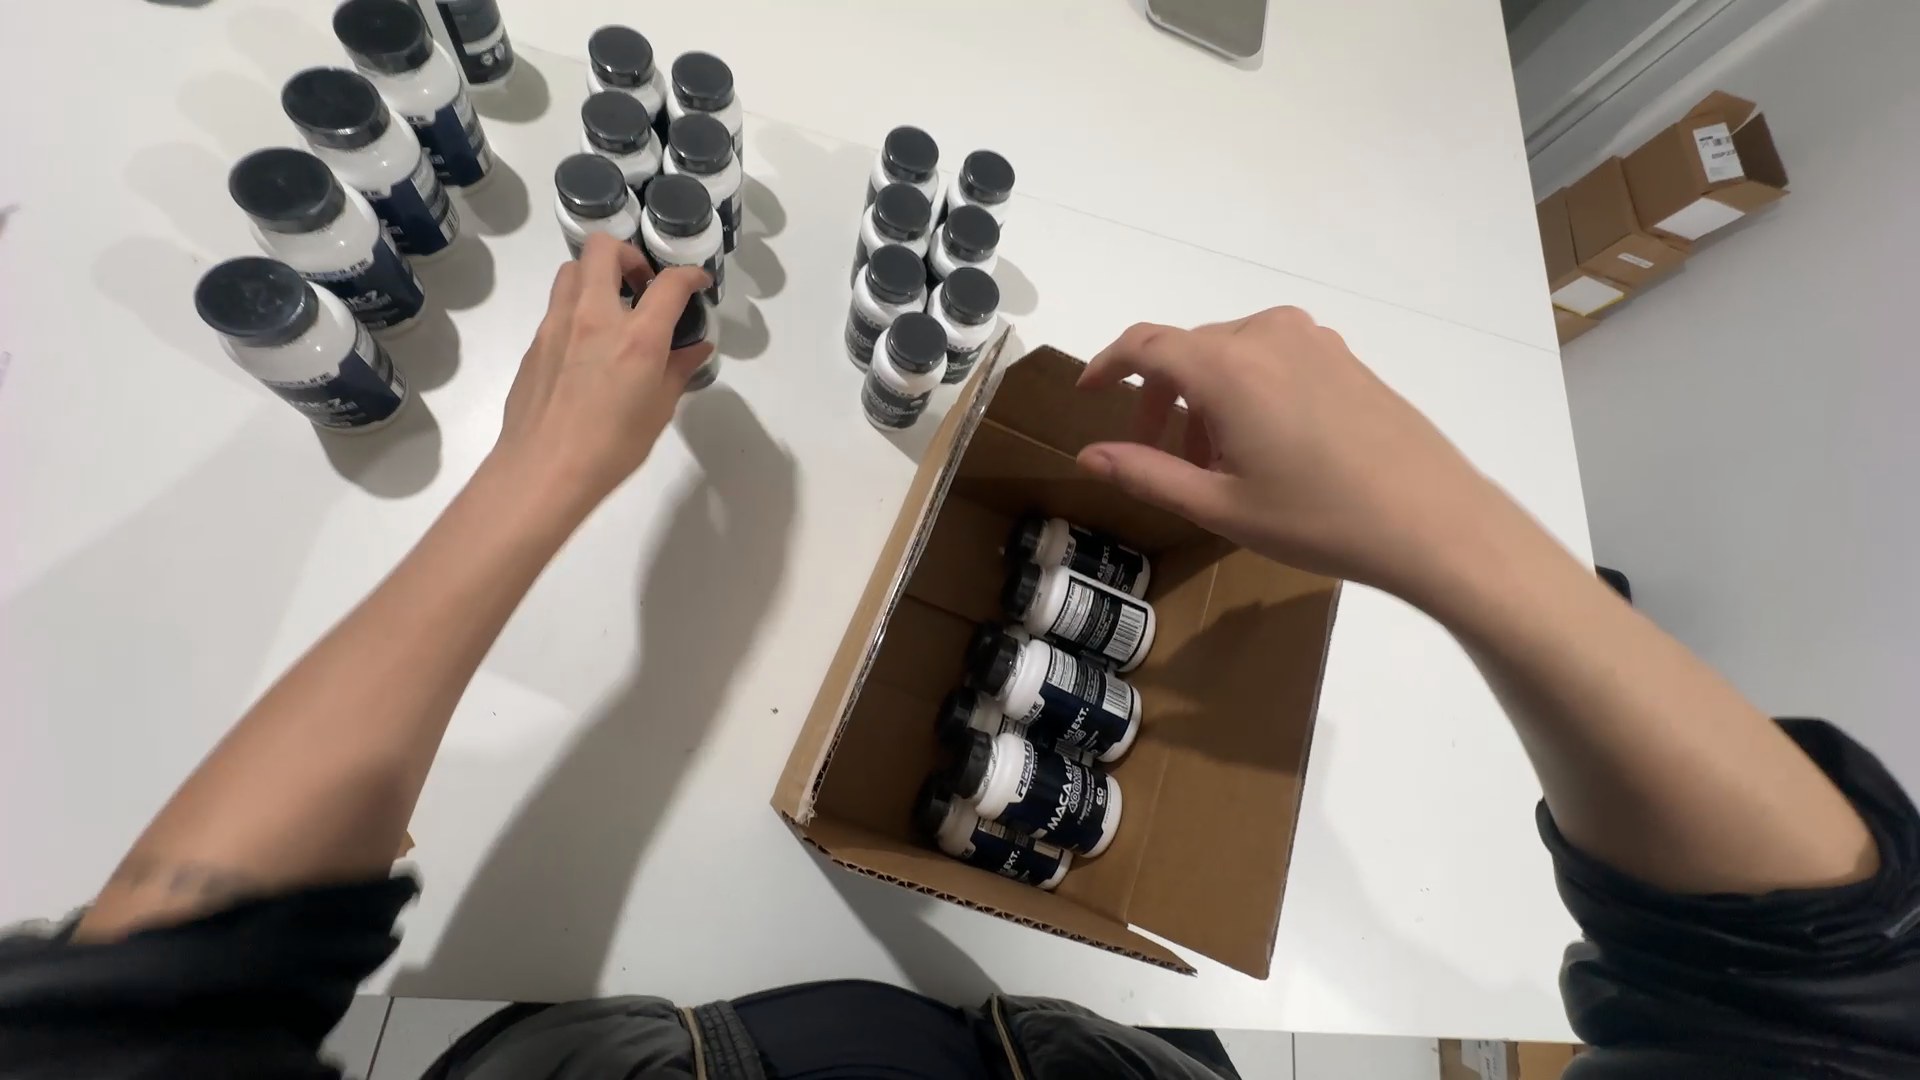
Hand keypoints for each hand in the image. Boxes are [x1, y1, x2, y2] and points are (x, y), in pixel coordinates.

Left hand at [491, 233, 713, 508]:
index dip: (690, 275)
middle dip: (630, 256)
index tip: (698, 282)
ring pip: (573, 270)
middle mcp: (595, 317)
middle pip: (605, 249)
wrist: (546, 468)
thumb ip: (679, 369)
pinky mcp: (536, 341)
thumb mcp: (659, 409)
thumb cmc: (614, 446)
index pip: (669, 284)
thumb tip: (696, 348)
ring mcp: (558, 325)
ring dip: (598, 275)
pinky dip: (580, 307)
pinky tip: (592, 346)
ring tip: (615, 308)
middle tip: (644, 286)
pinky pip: (559, 305)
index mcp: (637, 338)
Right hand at [1077, 307, 1511, 598]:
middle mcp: (1267, 335)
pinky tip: (1262, 444)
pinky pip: (1268, 357)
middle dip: (1160, 399)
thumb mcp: (1217, 506)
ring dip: (1203, 398)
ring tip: (1216, 461)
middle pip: (1186, 351)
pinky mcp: (1342, 356)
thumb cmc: (1317, 520)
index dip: (1107, 365)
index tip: (1088, 393)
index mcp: (1229, 367)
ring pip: (1227, 354)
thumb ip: (1144, 473)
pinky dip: (1243, 391)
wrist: (1436, 522)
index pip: (1145, 345)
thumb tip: (1087, 455)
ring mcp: (1312, 340)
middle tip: (1162, 458)